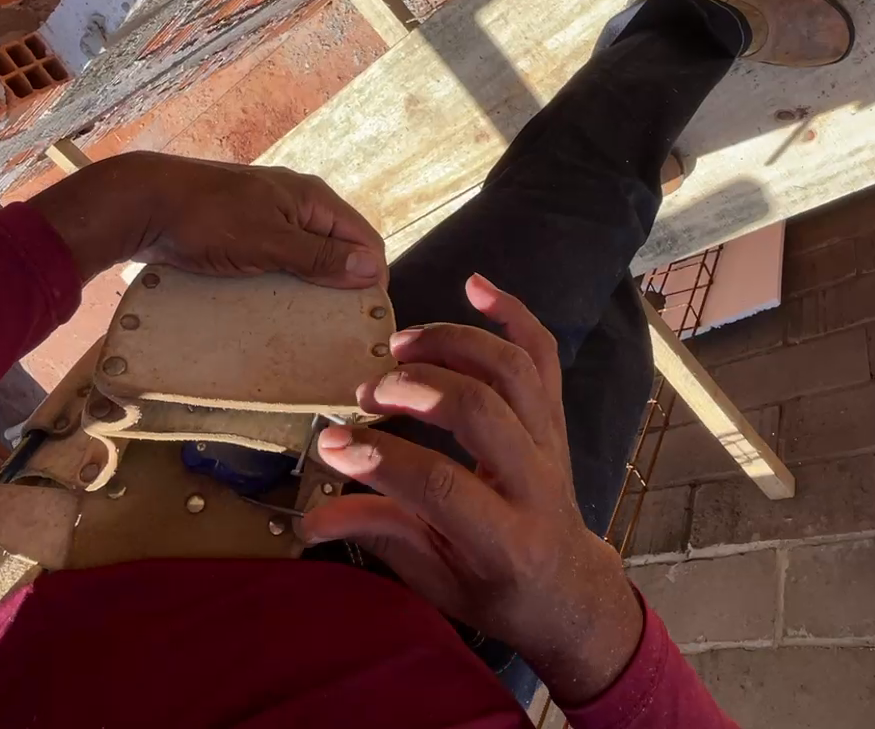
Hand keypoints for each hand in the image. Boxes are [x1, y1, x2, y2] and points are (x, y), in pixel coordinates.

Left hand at [30, 152, 384, 287]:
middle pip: (339, 248)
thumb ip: (320, 256)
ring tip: (309, 322)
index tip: (364, 318)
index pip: (365, 239)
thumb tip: (371, 270)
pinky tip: (278, 305)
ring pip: (309, 256)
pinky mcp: (246, 232)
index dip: (371, 276)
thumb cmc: (210, 219)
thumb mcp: (270, 241)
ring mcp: (271, 217)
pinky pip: (280, 258)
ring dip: (313, 285)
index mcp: (313, 199)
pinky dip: (286, 280)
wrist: (143, 203)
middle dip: (343, 283)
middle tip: (337, 326)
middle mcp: (298, 204)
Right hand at [300, 275, 644, 704]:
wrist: (566, 586)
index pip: (441, 485)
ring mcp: (551, 440)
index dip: (382, 458)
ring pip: (511, 370)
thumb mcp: (435, 578)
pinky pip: (542, 352)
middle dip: (415, 389)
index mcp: (506, 539)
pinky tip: (474, 285)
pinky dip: (511, 312)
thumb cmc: (495, 589)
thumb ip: (379, 535)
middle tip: (368, 390)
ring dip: (451, 343)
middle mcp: (537, 481)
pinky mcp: (554, 414)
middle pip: (481, 411)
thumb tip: (308, 519)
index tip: (333, 442)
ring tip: (401, 345)